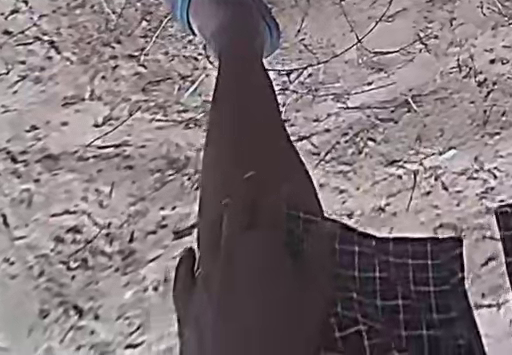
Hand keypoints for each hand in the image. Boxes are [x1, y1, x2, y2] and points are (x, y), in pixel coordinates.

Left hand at [174, 185, 334, 354]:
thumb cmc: (284, 336)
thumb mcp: (314, 293)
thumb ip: (319, 254)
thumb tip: (326, 226)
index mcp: (264, 244)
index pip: (272, 206)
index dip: (278, 191)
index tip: (282, 182)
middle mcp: (233, 251)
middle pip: (238, 210)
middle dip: (245, 191)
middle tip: (250, 176)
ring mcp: (207, 275)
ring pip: (211, 234)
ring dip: (220, 216)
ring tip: (226, 203)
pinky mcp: (187, 303)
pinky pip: (184, 273)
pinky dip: (187, 260)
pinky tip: (188, 253)